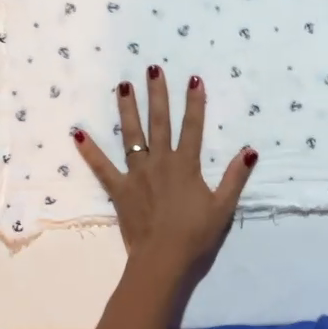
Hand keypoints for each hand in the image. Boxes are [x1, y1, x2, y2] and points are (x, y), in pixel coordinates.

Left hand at [73, 67, 255, 274]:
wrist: (163, 260)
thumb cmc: (196, 235)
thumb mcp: (223, 207)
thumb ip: (235, 177)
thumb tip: (249, 151)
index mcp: (186, 166)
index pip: (192, 127)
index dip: (194, 103)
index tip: (193, 79)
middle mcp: (161, 163)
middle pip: (159, 122)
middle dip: (157, 94)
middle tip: (152, 68)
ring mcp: (137, 175)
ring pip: (132, 136)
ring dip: (127, 110)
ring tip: (123, 86)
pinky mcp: (119, 190)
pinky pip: (102, 167)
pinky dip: (89, 151)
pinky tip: (77, 133)